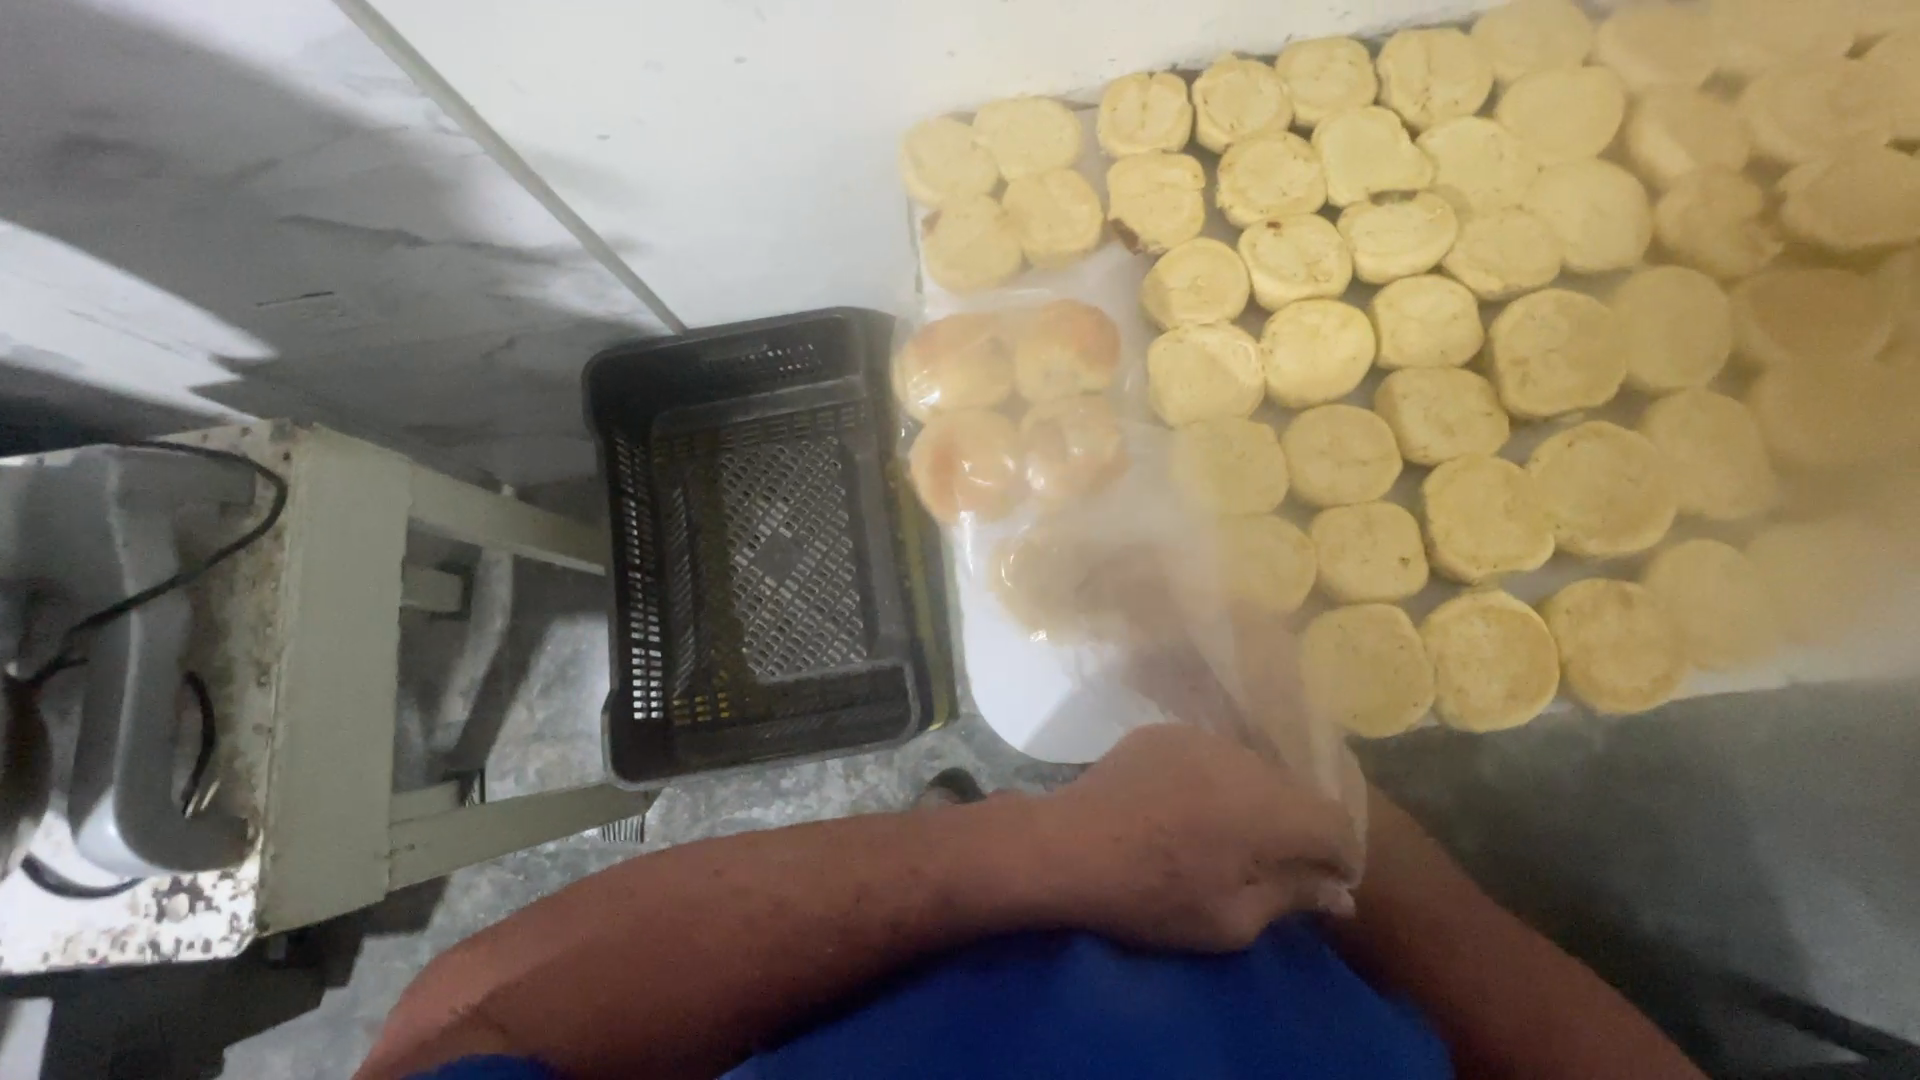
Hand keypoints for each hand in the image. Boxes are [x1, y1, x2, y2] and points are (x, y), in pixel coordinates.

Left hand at [1033, 724, 1363, 952]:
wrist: (1067, 845)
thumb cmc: (1150, 894)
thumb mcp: (1230, 919)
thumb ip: (1293, 897)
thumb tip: (1338, 893)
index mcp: (1268, 808)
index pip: (1336, 822)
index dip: (1340, 856)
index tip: (1325, 884)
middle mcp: (1243, 759)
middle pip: (1295, 791)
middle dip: (1296, 827)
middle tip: (1272, 865)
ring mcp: (1200, 737)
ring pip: (1253, 768)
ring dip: (1254, 799)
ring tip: (1225, 834)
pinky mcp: (1165, 731)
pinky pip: (1210, 755)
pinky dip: (1214, 780)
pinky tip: (1186, 806)